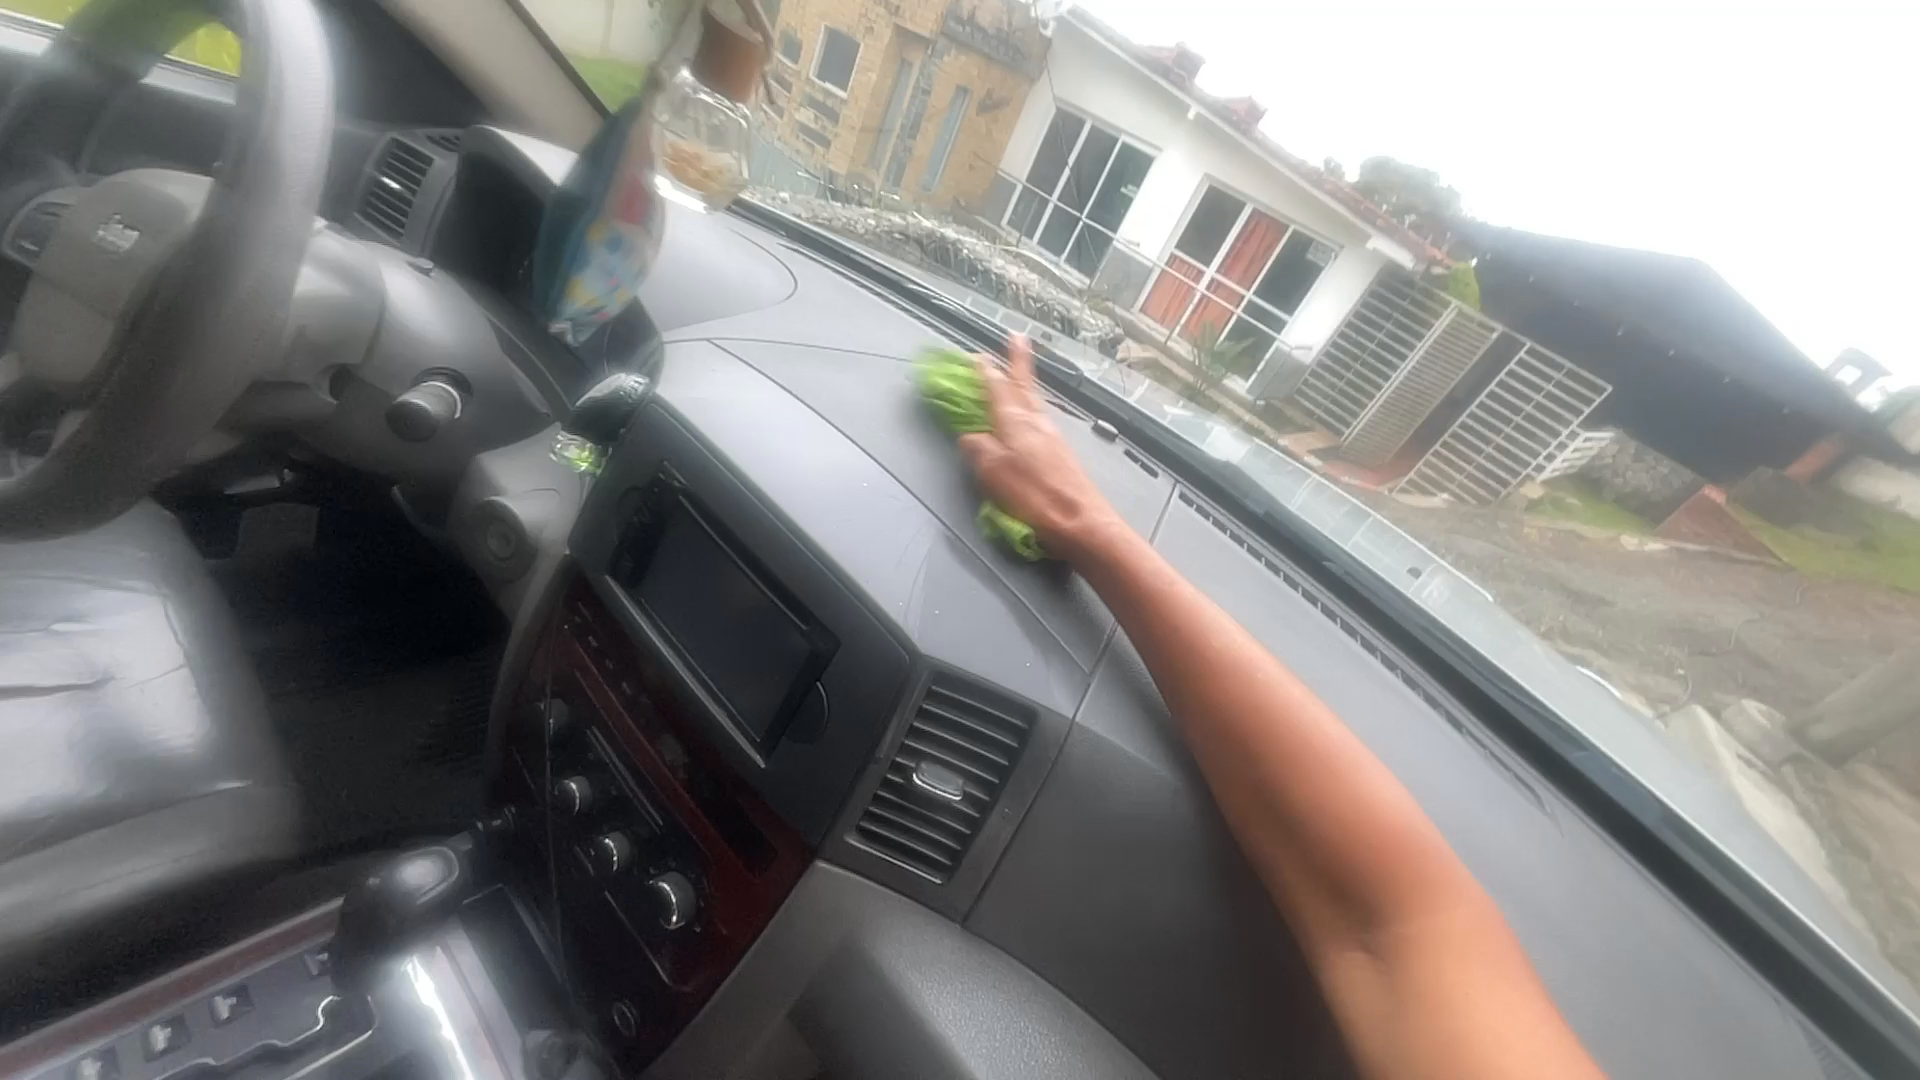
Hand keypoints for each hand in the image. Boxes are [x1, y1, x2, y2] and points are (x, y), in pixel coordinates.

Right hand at [957, 334, 1125, 561]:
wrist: (1081, 522)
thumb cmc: (1033, 496)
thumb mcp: (991, 471)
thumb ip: (976, 448)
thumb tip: (969, 436)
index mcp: (1015, 421)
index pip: (997, 386)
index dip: (986, 370)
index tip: (977, 354)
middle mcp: (1036, 422)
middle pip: (1024, 385)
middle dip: (1018, 361)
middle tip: (1017, 338)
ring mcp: (1053, 438)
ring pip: (1034, 402)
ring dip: (1024, 385)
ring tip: (1018, 375)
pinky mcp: (1062, 456)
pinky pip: (1041, 422)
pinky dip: (1031, 410)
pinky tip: (1031, 418)